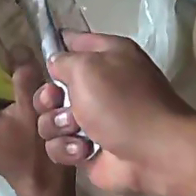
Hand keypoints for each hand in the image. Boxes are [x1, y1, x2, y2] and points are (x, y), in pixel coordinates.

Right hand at [34, 32, 195, 194]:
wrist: (154, 153)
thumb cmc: (123, 103)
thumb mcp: (88, 67)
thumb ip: (64, 59)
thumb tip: (56, 64)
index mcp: (108, 56)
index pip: (72, 42)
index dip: (53, 48)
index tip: (41, 58)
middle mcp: (101, 86)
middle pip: (53, 87)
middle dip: (47, 97)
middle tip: (56, 101)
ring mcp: (94, 120)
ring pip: (51, 119)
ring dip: (57, 125)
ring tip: (76, 129)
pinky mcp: (89, 150)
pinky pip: (60, 146)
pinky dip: (68, 149)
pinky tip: (85, 151)